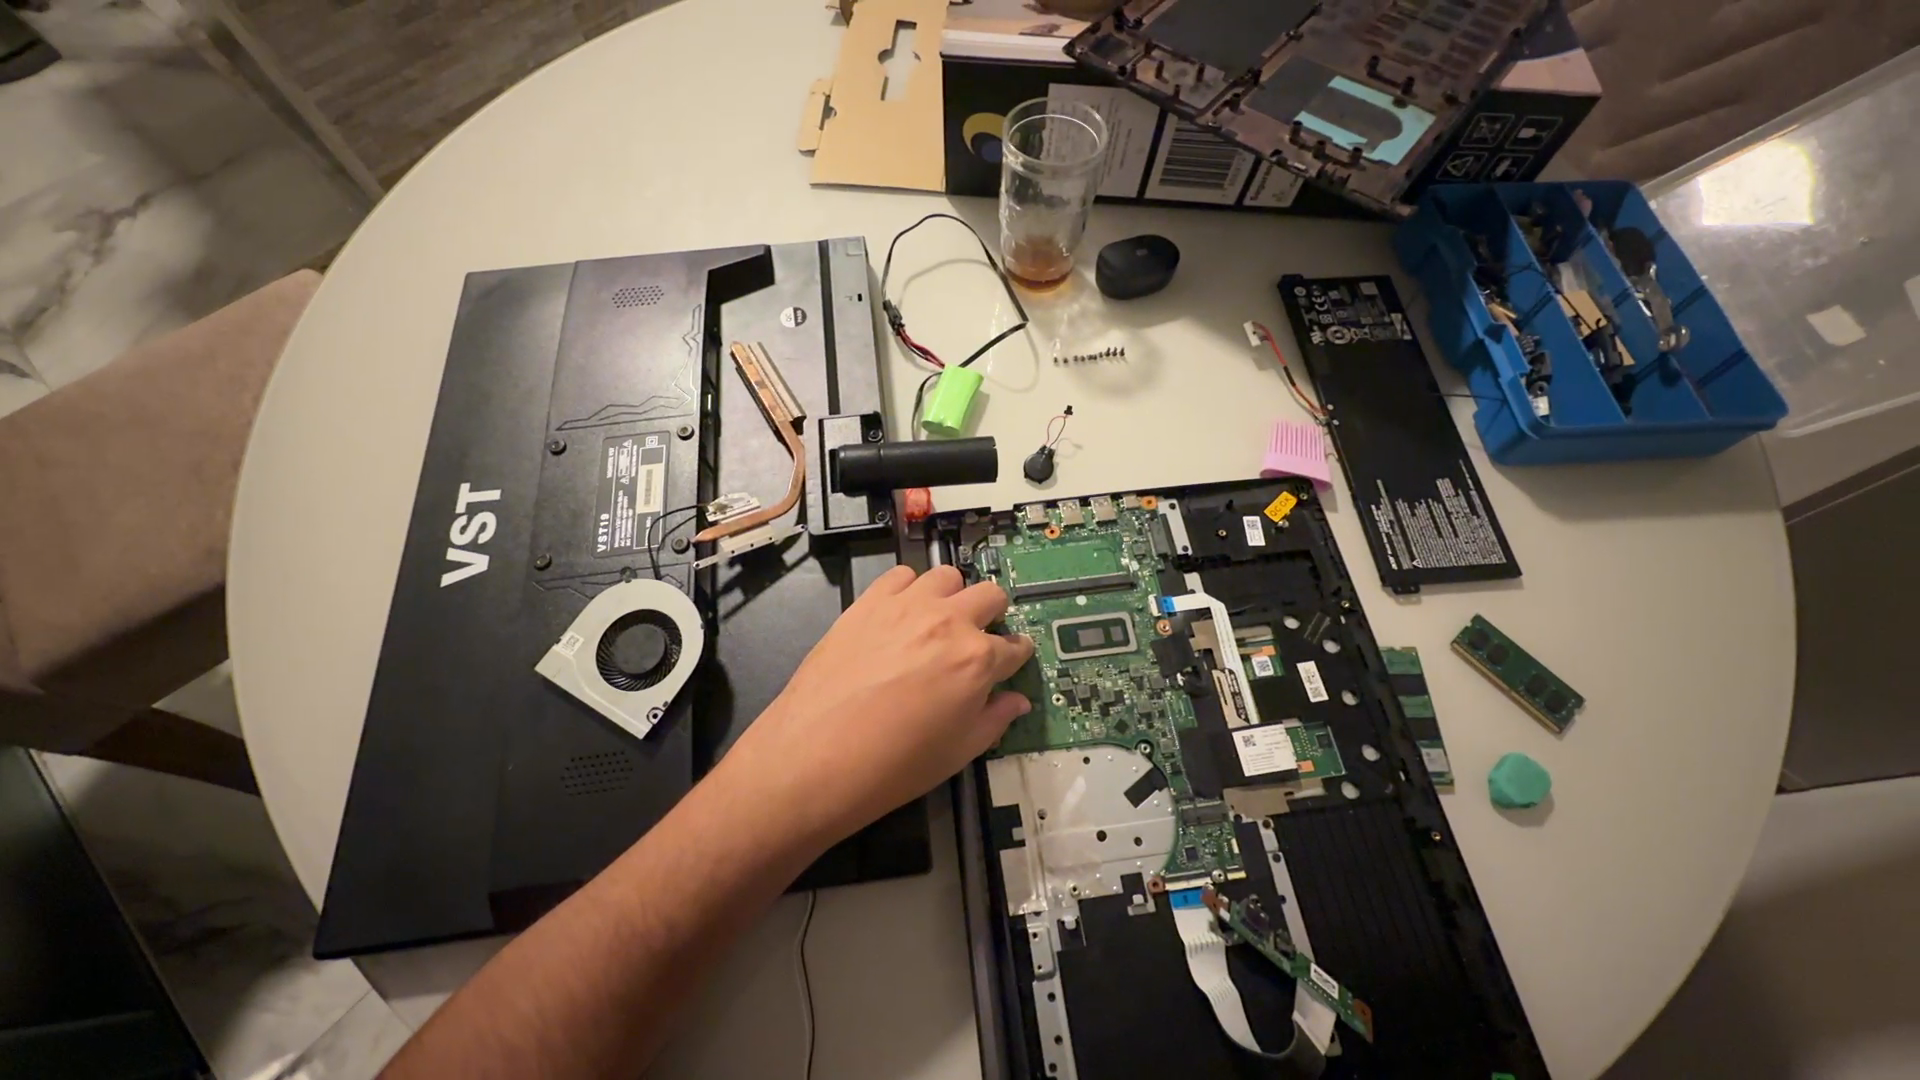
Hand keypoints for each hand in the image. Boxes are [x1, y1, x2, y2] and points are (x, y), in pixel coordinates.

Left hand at [718, 564, 1034, 848]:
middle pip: (990, 596)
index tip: (1009, 664)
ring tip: (938, 622)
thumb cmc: (894, 766)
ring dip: (952, 596)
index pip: (1015, 647)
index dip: (1016, 657)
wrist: (816, 756)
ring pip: (947, 577)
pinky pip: (900, 576)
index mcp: (978, 660)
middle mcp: (949, 621)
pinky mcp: (868, 601)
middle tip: (977, 640)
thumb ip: (994, 720)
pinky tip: (900, 615)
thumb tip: (1016, 700)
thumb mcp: (958, 753)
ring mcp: (906, 606)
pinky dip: (909, 590)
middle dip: (992, 616)